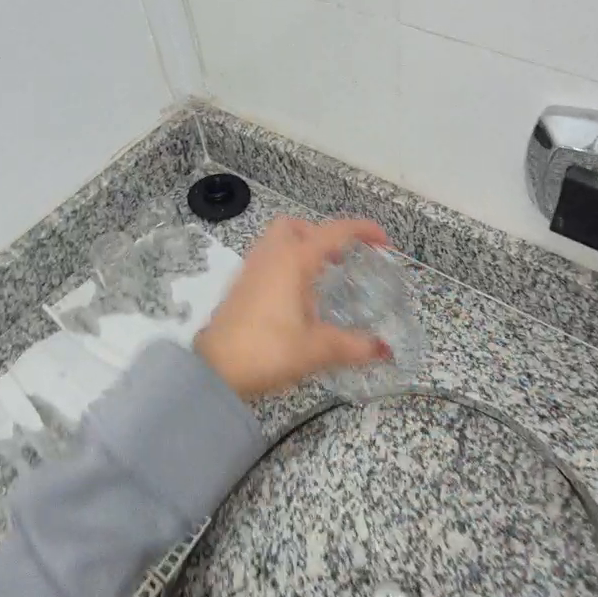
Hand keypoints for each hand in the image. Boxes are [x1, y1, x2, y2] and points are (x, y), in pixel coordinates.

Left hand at [194, 217, 393, 402]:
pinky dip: (285, 267)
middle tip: (339, 259)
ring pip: (276, 242)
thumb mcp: (317, 349)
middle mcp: (269, 257)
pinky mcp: (238, 289)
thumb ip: (354, 346)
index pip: (333, 232)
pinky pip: (265, 262)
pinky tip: (296, 299)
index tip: (383, 241)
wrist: (214, 370)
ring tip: (321, 278)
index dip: (362, 230)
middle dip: (319, 234)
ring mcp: (250, 271)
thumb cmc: (267, 351)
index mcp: (292, 261)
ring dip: (300, 249)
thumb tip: (383, 349)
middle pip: (294, 226)